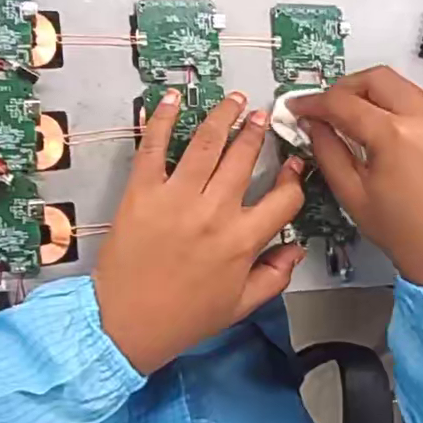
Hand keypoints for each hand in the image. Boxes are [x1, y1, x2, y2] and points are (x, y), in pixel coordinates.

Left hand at [94, 89, 306, 373]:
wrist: (126, 322)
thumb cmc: (183, 317)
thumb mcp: (239, 305)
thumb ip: (274, 276)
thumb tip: (296, 249)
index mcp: (243, 241)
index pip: (283, 199)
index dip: (294, 179)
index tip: (293, 165)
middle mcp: (215, 213)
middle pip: (244, 159)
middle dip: (255, 132)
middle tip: (259, 116)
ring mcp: (177, 198)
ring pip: (206, 144)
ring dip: (222, 117)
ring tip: (233, 101)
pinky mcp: (142, 192)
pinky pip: (154, 147)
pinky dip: (161, 120)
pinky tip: (172, 99)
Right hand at [288, 66, 422, 286]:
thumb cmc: (403, 231)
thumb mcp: (350, 191)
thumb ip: (326, 149)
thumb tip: (312, 124)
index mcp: (396, 137)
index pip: (343, 103)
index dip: (313, 102)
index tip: (298, 106)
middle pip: (374, 78)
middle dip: (342, 88)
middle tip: (322, 107)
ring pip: (397, 83)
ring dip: (366, 92)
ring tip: (346, 115)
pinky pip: (414, 99)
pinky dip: (389, 102)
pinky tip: (373, 123)